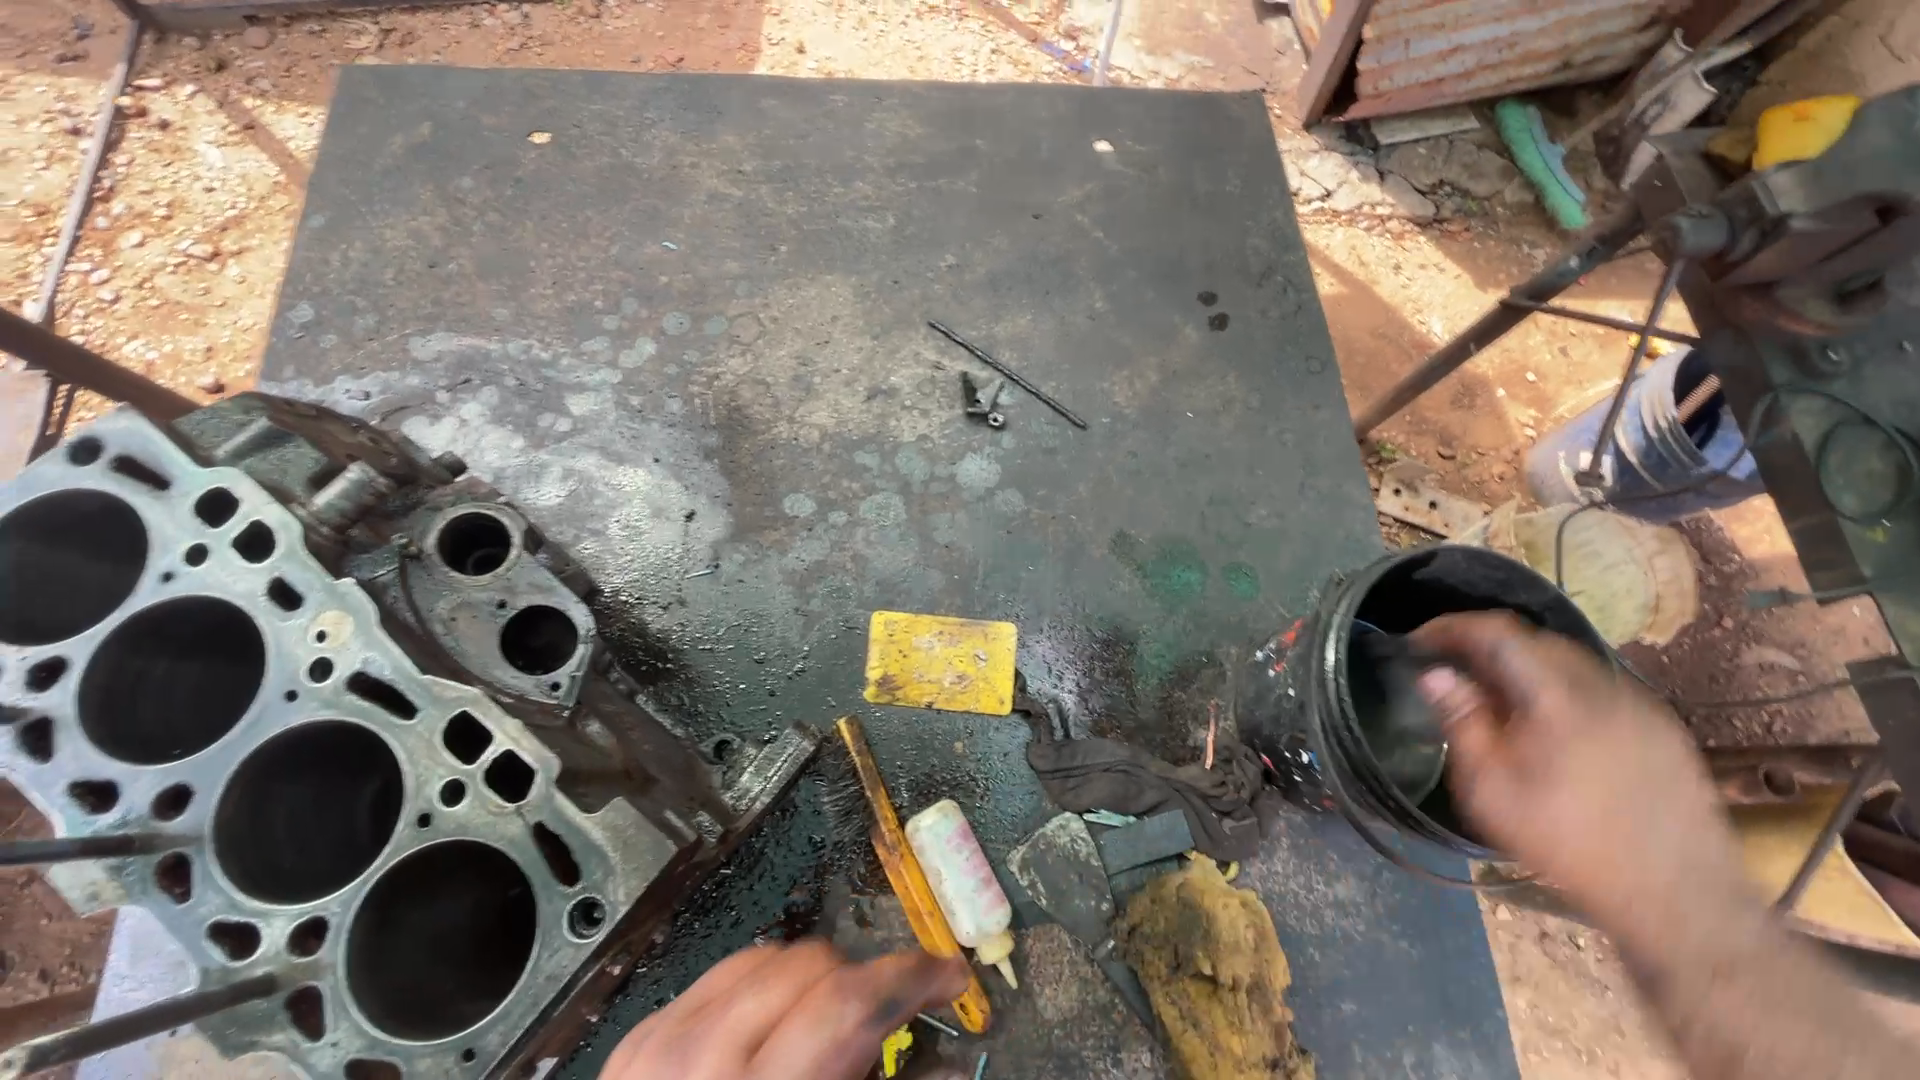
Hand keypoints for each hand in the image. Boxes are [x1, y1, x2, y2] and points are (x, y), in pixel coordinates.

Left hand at [600, 941, 968, 1079]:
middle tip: (874, 1021)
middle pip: (816, 967)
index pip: (851, 1004)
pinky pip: (725, 972)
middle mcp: (707, 1058)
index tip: (949, 976)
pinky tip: (767, 1026)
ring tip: (817, 1023)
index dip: (913, 977)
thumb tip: (956, 1065)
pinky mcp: (640, 1035)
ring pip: (772, 956)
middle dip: (859, 981)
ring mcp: (664, 1041)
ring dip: (812, 979)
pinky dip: (762, 987)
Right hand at [1410, 613, 1755, 938]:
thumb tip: (1434, 674)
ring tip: (1493, 697)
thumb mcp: (1491, 790)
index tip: (1419, 642)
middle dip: (1484, 646)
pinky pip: (1597, 688)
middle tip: (1450, 670)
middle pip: (1535, 641)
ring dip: (1522, 667)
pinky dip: (1557, 689)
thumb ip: (1462, 722)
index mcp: (1557, 696)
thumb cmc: (1567, 843)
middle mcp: (1603, 687)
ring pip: (1569, 663)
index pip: (1498, 632)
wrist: (1678, 896)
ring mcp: (1639, 706)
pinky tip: (1546, 726)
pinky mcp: (1661, 728)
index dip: (1452, 626)